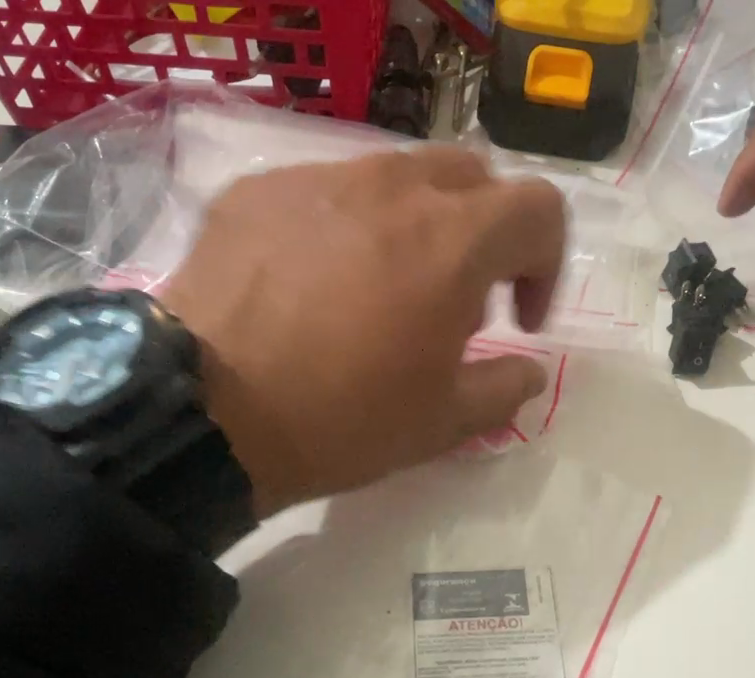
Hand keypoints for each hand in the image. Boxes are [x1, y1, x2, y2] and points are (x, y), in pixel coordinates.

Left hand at [163, 148, 563, 513]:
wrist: (207, 414)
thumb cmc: (341, 422)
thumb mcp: (442, 423)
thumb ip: (505, 387)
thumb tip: (531, 370)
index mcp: (452, 240)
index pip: (539, 209)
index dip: (546, 265)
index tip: (519, 322)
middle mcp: (392, 188)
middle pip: (471, 178)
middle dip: (485, 235)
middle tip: (457, 301)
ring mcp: (318, 180)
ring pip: (395, 177)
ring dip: (416, 226)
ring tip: (382, 292)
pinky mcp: (257, 190)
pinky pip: (325, 192)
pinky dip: (345, 227)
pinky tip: (313, 286)